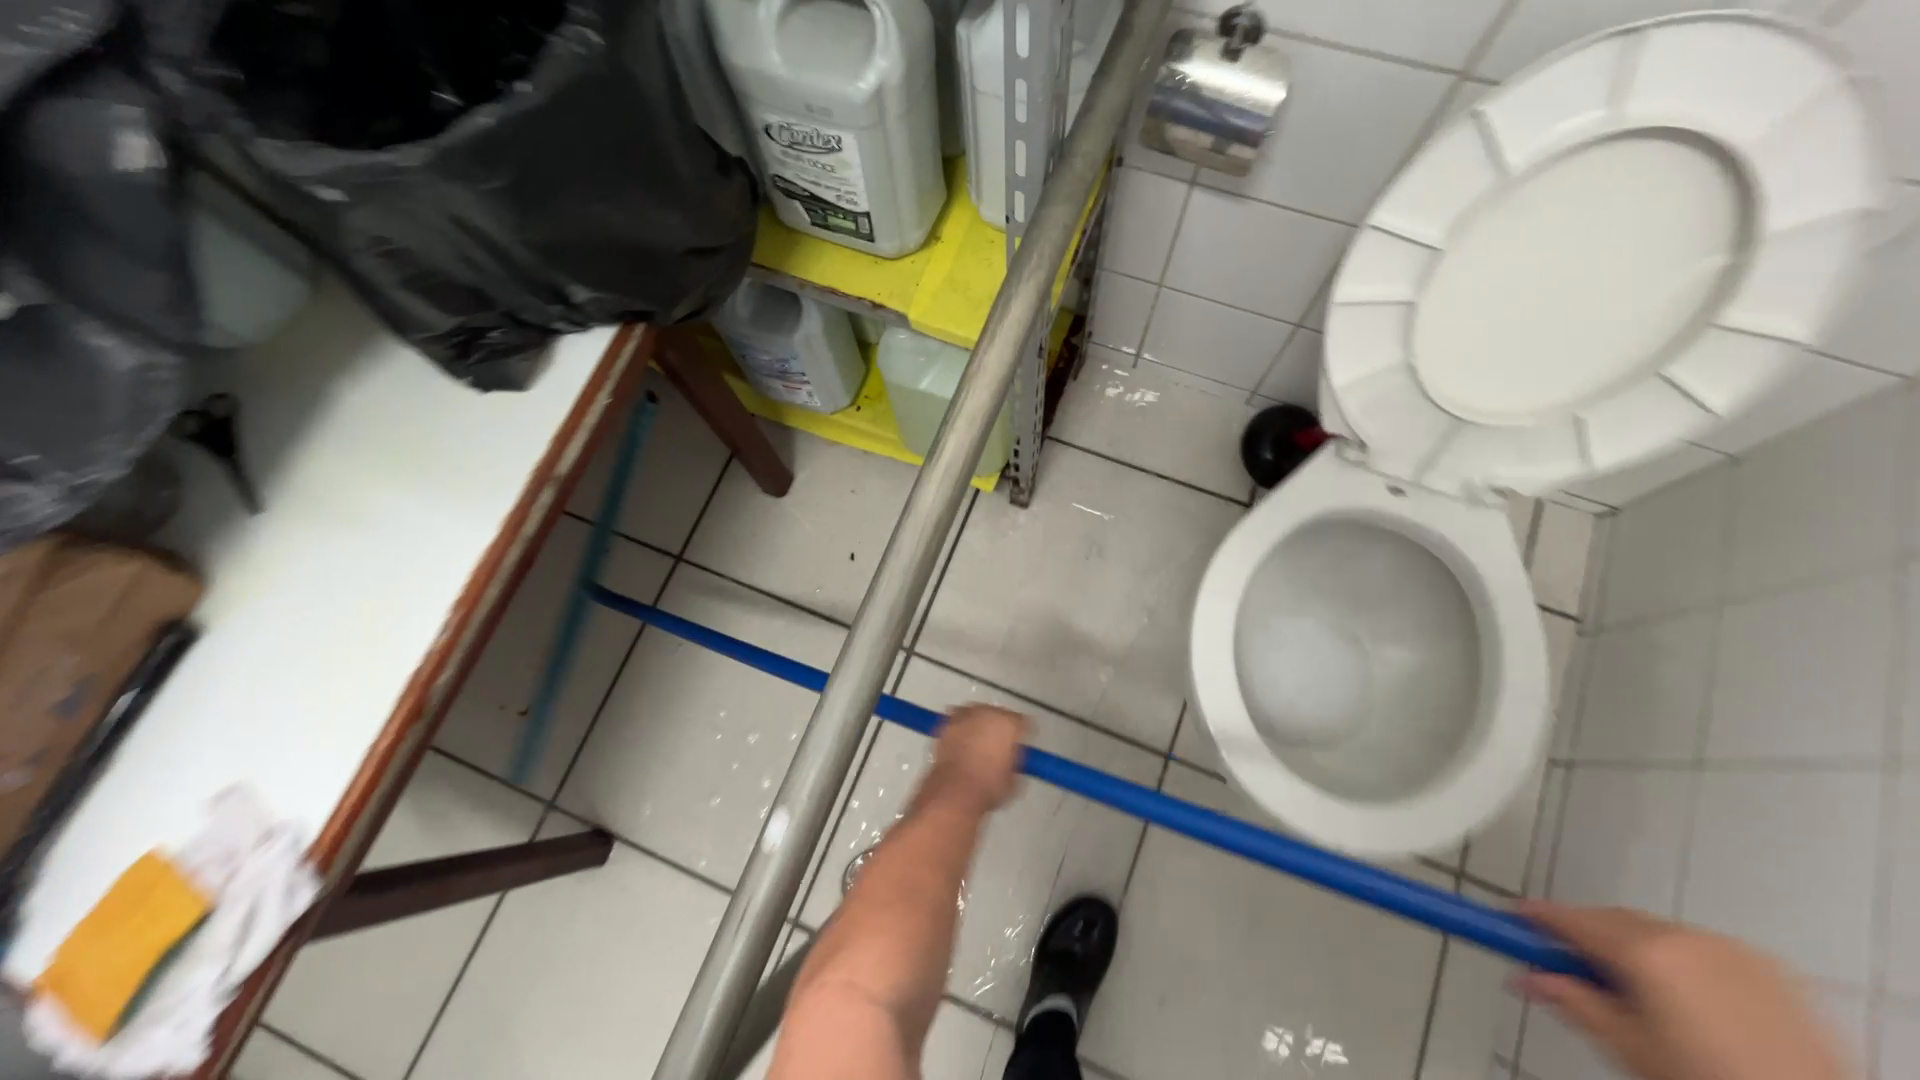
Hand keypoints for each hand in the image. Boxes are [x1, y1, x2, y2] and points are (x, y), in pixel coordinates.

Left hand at [923, 705, 1027, 813]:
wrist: (955, 791)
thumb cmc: (989, 786)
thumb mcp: (1014, 777)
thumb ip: (1014, 759)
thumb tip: (1010, 757)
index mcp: (1010, 723)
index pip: (1021, 722)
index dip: (1020, 734)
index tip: (1018, 745)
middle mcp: (988, 712)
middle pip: (997, 713)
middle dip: (998, 726)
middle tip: (997, 745)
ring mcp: (964, 715)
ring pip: (976, 714)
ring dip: (978, 724)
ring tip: (976, 743)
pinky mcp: (945, 723)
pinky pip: (957, 722)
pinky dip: (960, 729)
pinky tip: (960, 743)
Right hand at [1516, 901, 1851, 1079]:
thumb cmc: (1705, 1079)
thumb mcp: (1627, 1048)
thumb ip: (1571, 1002)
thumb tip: (1523, 978)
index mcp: (1647, 952)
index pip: (1572, 920)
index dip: (1534, 918)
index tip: (1507, 918)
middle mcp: (1687, 936)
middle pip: (1614, 920)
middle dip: (1584, 934)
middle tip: (1560, 962)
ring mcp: (1733, 948)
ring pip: (1657, 931)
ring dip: (1630, 945)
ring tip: (1624, 988)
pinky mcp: (1768, 966)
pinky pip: (1701, 946)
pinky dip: (1675, 957)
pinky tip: (1677, 994)